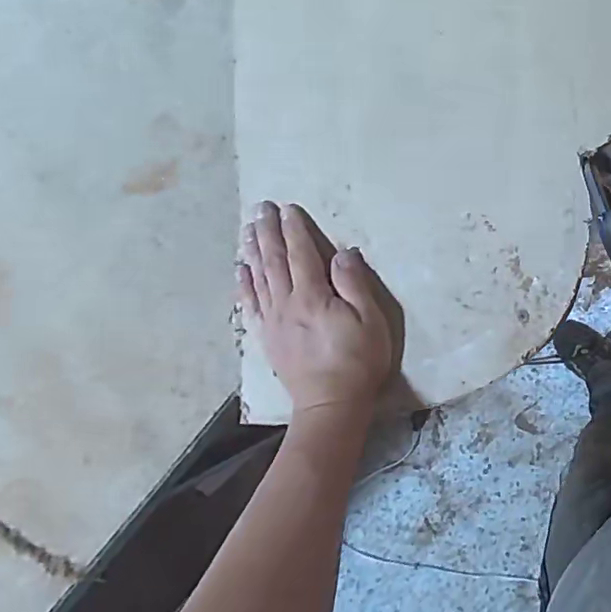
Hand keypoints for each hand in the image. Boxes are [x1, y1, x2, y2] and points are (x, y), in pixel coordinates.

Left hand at [238, 202, 396, 416]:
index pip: (301, 254)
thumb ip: (353, 284)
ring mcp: (272, 320)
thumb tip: (342, 253)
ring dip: (252, 250)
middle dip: (268, 232)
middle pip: (273, 260)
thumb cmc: (358, 360)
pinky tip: (240, 269)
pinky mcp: (267, 336)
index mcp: (313, 296)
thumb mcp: (370, 320)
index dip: (295, 230)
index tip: (288, 208)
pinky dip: (243, 283)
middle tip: (261, 208)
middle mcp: (286, 303)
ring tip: (247, 228)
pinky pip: (250, 304)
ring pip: (257, 277)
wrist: (331, 403)